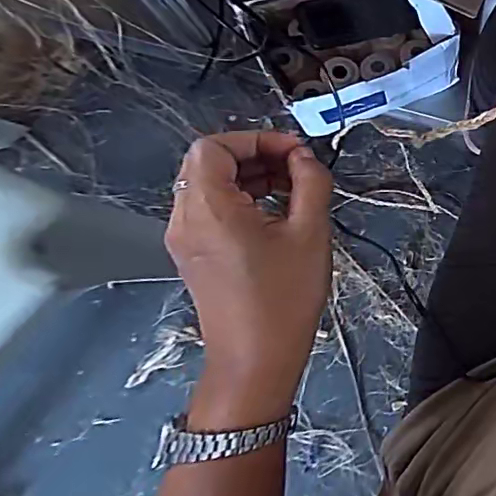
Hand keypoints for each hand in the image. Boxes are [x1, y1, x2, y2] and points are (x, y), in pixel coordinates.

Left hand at [166, 131, 331, 424]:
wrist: (256, 356)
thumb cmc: (284, 295)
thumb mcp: (310, 231)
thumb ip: (310, 182)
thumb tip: (304, 158)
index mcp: (209, 210)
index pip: (214, 147)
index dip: (257, 139)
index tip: (296, 152)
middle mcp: (185, 220)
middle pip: (208, 161)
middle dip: (256, 154)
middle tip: (298, 166)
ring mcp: (185, 238)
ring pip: (209, 182)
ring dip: (251, 174)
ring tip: (293, 187)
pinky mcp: (194, 252)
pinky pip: (211, 206)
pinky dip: (242, 195)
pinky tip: (277, 209)